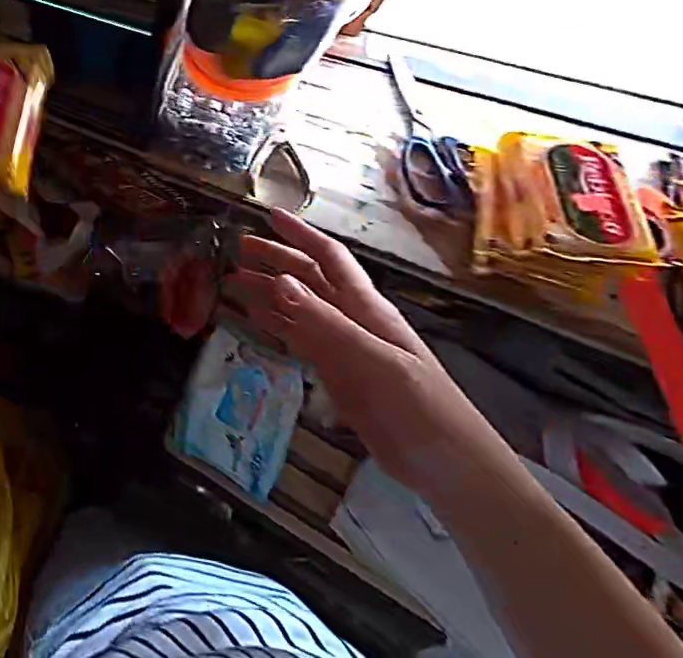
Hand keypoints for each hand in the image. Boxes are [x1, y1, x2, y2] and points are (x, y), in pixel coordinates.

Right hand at [223, 208, 517, 501]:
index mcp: (366, 308)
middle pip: (309, 278)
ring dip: (268, 291)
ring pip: (299, 307)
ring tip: (232, 282)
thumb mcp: (373, 361)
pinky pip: (299, 339)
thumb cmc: (421, 408)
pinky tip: (253, 319)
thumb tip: (281, 279)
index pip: (329, 258)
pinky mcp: (337, 373)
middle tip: (237, 249)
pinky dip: (275, 324)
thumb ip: (325, 322)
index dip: (301, 234)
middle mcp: (352, 319)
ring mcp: (343, 346)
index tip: (270, 215)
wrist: (449, 467)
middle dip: (275, 259)